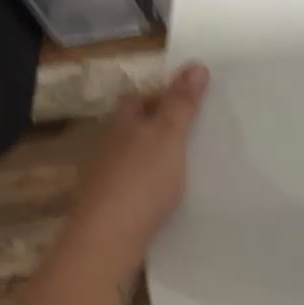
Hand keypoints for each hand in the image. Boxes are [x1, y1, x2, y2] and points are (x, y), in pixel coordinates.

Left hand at [59, 64, 209, 284]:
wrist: (107, 240)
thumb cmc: (141, 180)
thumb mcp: (169, 136)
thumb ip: (182, 103)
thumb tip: (195, 64)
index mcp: (122, 125)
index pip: (137, 99)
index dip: (161, 95)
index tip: (190, 100)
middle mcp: (109, 147)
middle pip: (135, 127)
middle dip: (159, 126)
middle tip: (196, 130)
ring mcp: (107, 178)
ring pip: (135, 156)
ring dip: (156, 156)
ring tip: (191, 162)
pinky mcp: (111, 206)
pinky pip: (136, 184)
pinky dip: (152, 183)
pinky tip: (171, 193)